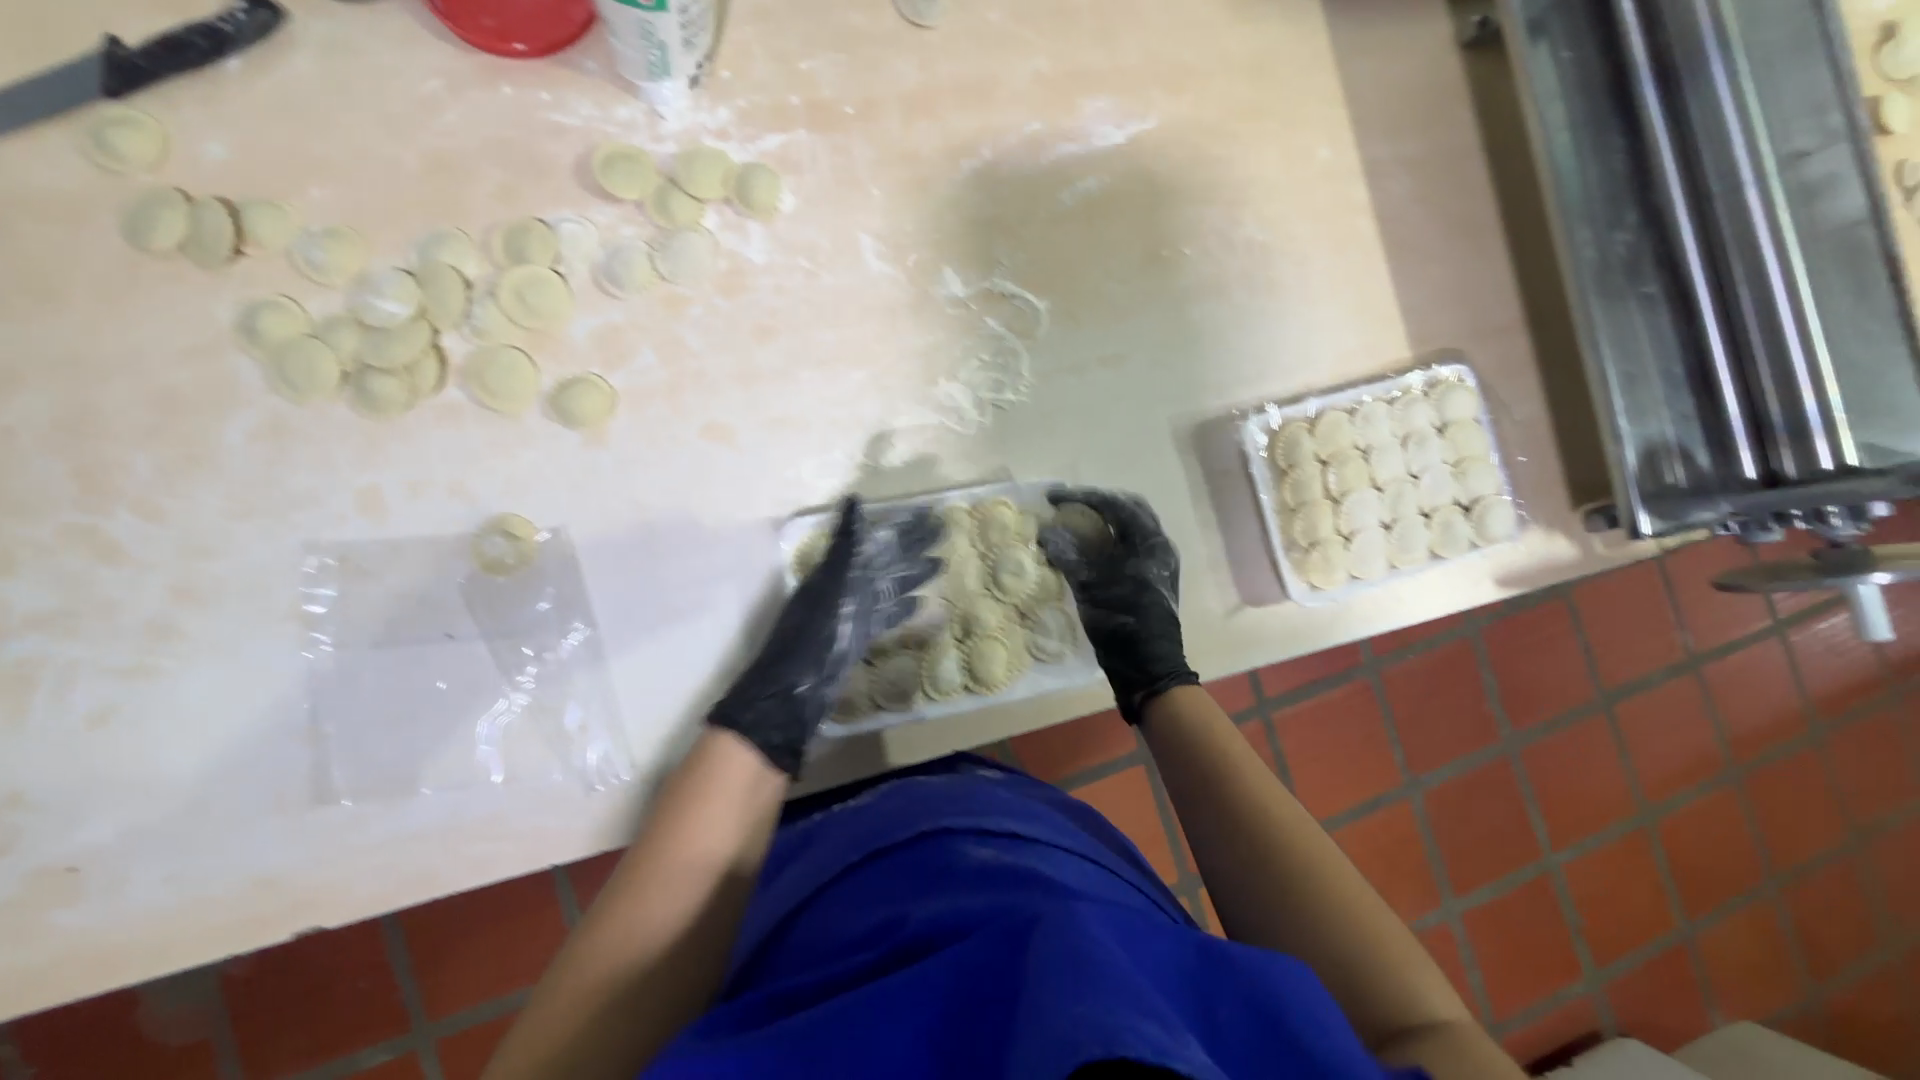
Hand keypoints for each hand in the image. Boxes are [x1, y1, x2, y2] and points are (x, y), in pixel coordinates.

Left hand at [709, 496, 941, 776]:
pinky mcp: (857, 638)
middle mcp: (846, 586)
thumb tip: (854, 500)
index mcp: (838, 570)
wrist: (792, 689)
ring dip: (912, 575)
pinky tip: (920, 605)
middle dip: (914, 546)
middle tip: (945, 530)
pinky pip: (884, 617)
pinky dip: (901, 610)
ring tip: (939, 563)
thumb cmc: (810, 633)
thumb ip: (844, 546)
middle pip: (887, 561)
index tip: (932, 512)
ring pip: (889, 587)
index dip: (905, 526)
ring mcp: (852, 613)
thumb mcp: (828, 584)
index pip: (879, 539)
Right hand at [1038, 487, 1197, 724]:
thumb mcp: (1090, 587)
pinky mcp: (1152, 581)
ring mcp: (1159, 565)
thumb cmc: (1122, 625)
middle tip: (1067, 505)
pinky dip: (1108, 542)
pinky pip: (1129, 549)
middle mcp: (1159, 547)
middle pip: (1128, 511)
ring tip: (1074, 523)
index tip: (1053, 498)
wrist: (1149, 669)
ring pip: (1130, 530)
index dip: (1082, 498)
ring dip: (1103, 523)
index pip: (1115, 505)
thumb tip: (1045, 530)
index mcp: (1150, 543)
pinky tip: (1087, 550)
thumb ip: (1068, 555)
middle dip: (1096, 504)